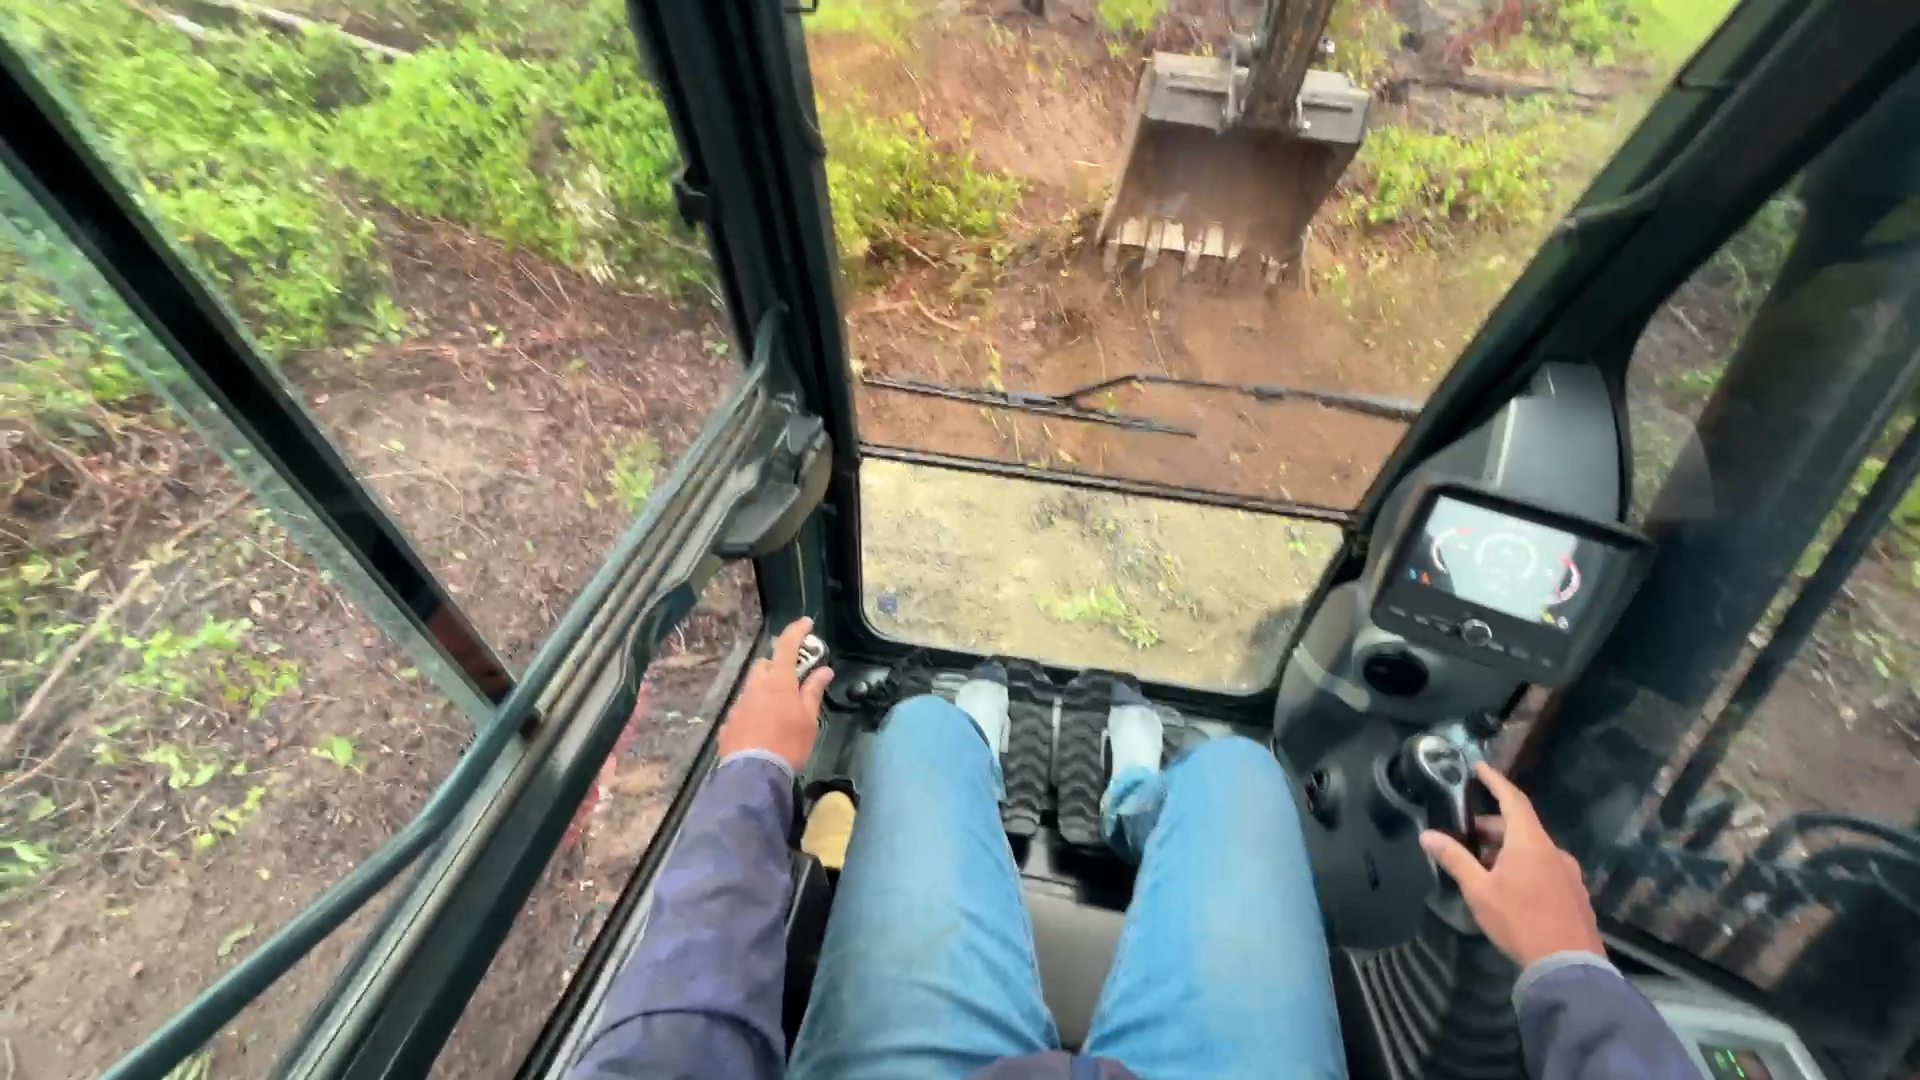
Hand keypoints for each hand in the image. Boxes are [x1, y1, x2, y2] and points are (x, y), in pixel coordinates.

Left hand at [717, 618, 833, 772]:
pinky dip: (754, 710)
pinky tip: (762, 728)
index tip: (807, 623)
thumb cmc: (788, 744)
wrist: (754, 775)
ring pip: (752, 686)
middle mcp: (755, 687)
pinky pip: (743, 708)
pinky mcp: (729, 723)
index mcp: (778, 681)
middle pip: (765, 664)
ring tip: (779, 709)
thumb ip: (814, 691)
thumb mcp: (809, 719)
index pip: (787, 645)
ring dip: (766, 689)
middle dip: (778, 665)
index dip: (797, 631)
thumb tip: (825, 670)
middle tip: (794, 679)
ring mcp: (739, 704)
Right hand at [1421, 762, 1604, 968]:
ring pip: (1532, 850)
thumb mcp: (1478, 889)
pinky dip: (1522, 866)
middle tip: (1464, 836)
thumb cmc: (1520, 920)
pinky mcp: (1575, 896)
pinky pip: (1544, 869)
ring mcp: (1569, 875)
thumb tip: (1427, 835)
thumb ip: (1454, 858)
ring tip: (1481, 867)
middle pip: (1519, 827)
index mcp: (1531, 843)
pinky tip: (1507, 887)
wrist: (1570, 969)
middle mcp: (1555, 853)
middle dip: (1490, 827)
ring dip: (1505, 850)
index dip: (1495, 781)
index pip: (1513, 800)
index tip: (1479, 767)